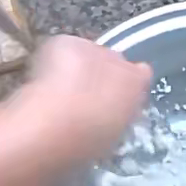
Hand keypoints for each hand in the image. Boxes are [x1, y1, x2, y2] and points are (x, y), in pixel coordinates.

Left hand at [7, 35, 152, 161]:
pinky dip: (55, 59)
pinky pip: (62, 49)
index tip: (112, 99)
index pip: (140, 73)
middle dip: (101, 74)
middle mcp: (119, 60)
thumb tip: (111, 112)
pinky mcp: (65, 42)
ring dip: (78, 66)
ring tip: (60, 89)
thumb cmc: (87, 142)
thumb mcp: (114, 134)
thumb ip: (119, 115)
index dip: (124, 85)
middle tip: (83, 97)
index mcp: (135, 84)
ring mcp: (91, 48)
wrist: (57, 124)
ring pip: (86, 53)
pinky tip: (46, 79)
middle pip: (113, 60)